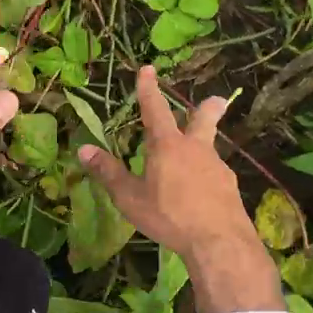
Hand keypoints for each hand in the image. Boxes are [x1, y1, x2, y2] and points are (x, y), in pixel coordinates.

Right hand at [78, 67, 283, 312]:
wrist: (220, 243)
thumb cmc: (169, 215)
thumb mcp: (129, 196)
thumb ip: (108, 172)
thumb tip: (82, 149)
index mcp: (167, 146)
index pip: (156, 110)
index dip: (149, 89)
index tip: (148, 69)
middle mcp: (196, 150)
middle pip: (203, 121)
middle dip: (207, 109)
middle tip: (215, 99)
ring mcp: (217, 169)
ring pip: (209, 148)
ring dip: (203, 144)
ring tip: (195, 153)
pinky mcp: (229, 189)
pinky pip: (214, 174)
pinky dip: (206, 173)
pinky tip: (201, 188)